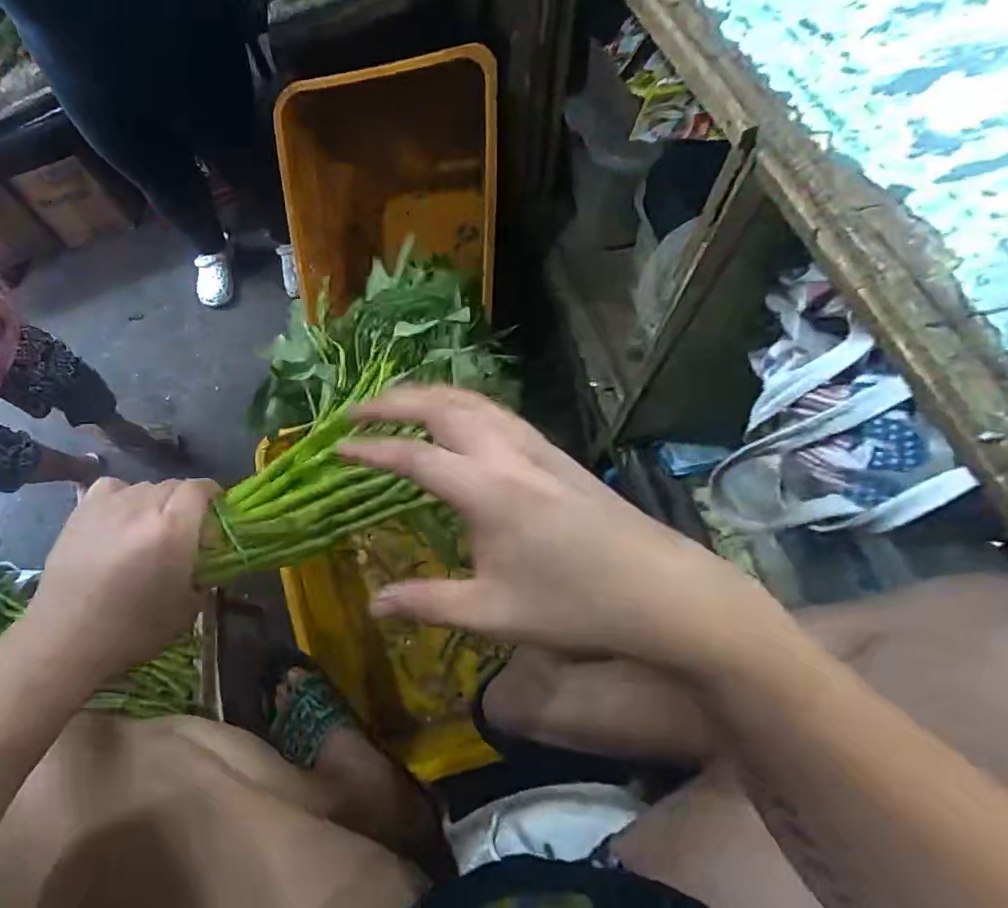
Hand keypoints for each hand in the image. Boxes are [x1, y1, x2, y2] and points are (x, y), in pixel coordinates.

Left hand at [25, 477, 215, 677]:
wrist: (67, 636)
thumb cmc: (132, 629)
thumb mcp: (186, 609)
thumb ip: (204, 575)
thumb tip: (209, 558)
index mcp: (173, 528)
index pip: (200, 488)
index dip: (212, 495)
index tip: (215, 513)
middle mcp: (143, 505)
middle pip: (174, 485)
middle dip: (184, 502)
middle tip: (182, 531)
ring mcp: (110, 503)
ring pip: (144, 486)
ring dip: (154, 501)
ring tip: (146, 529)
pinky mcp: (82, 508)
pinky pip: (113, 487)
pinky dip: (123, 496)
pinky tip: (119, 518)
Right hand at [338, 386, 790, 674]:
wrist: (670, 594)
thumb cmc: (578, 607)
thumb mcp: (494, 614)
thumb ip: (427, 603)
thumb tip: (371, 605)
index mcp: (486, 490)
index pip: (413, 456)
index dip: (371, 449)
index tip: (337, 449)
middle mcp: (506, 454)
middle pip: (440, 406)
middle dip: (392, 401)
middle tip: (355, 412)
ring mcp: (535, 447)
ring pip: (471, 399)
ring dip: (427, 394)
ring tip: (396, 402)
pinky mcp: (555, 453)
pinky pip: (495, 410)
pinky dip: (460, 402)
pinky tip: (457, 418)